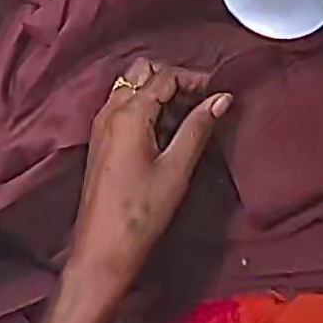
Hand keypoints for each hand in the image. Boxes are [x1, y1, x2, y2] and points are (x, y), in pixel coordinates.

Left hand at [65, 59, 231, 299]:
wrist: (102, 251)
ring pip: (131, 86)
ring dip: (157, 90)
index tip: (216, 90)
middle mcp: (110, 110)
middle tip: (199, 98)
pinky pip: (122, 104)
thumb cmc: (142, 212)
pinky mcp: (100, 139)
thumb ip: (198, 127)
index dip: (193, 78)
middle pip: (142, 72)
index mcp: (129, 113)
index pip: (164, 77)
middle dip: (172, 77)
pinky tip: (163, 127)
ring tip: (185, 112)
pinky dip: (144, 103)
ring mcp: (101, 124)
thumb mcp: (176, 168)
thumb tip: (222, 98)